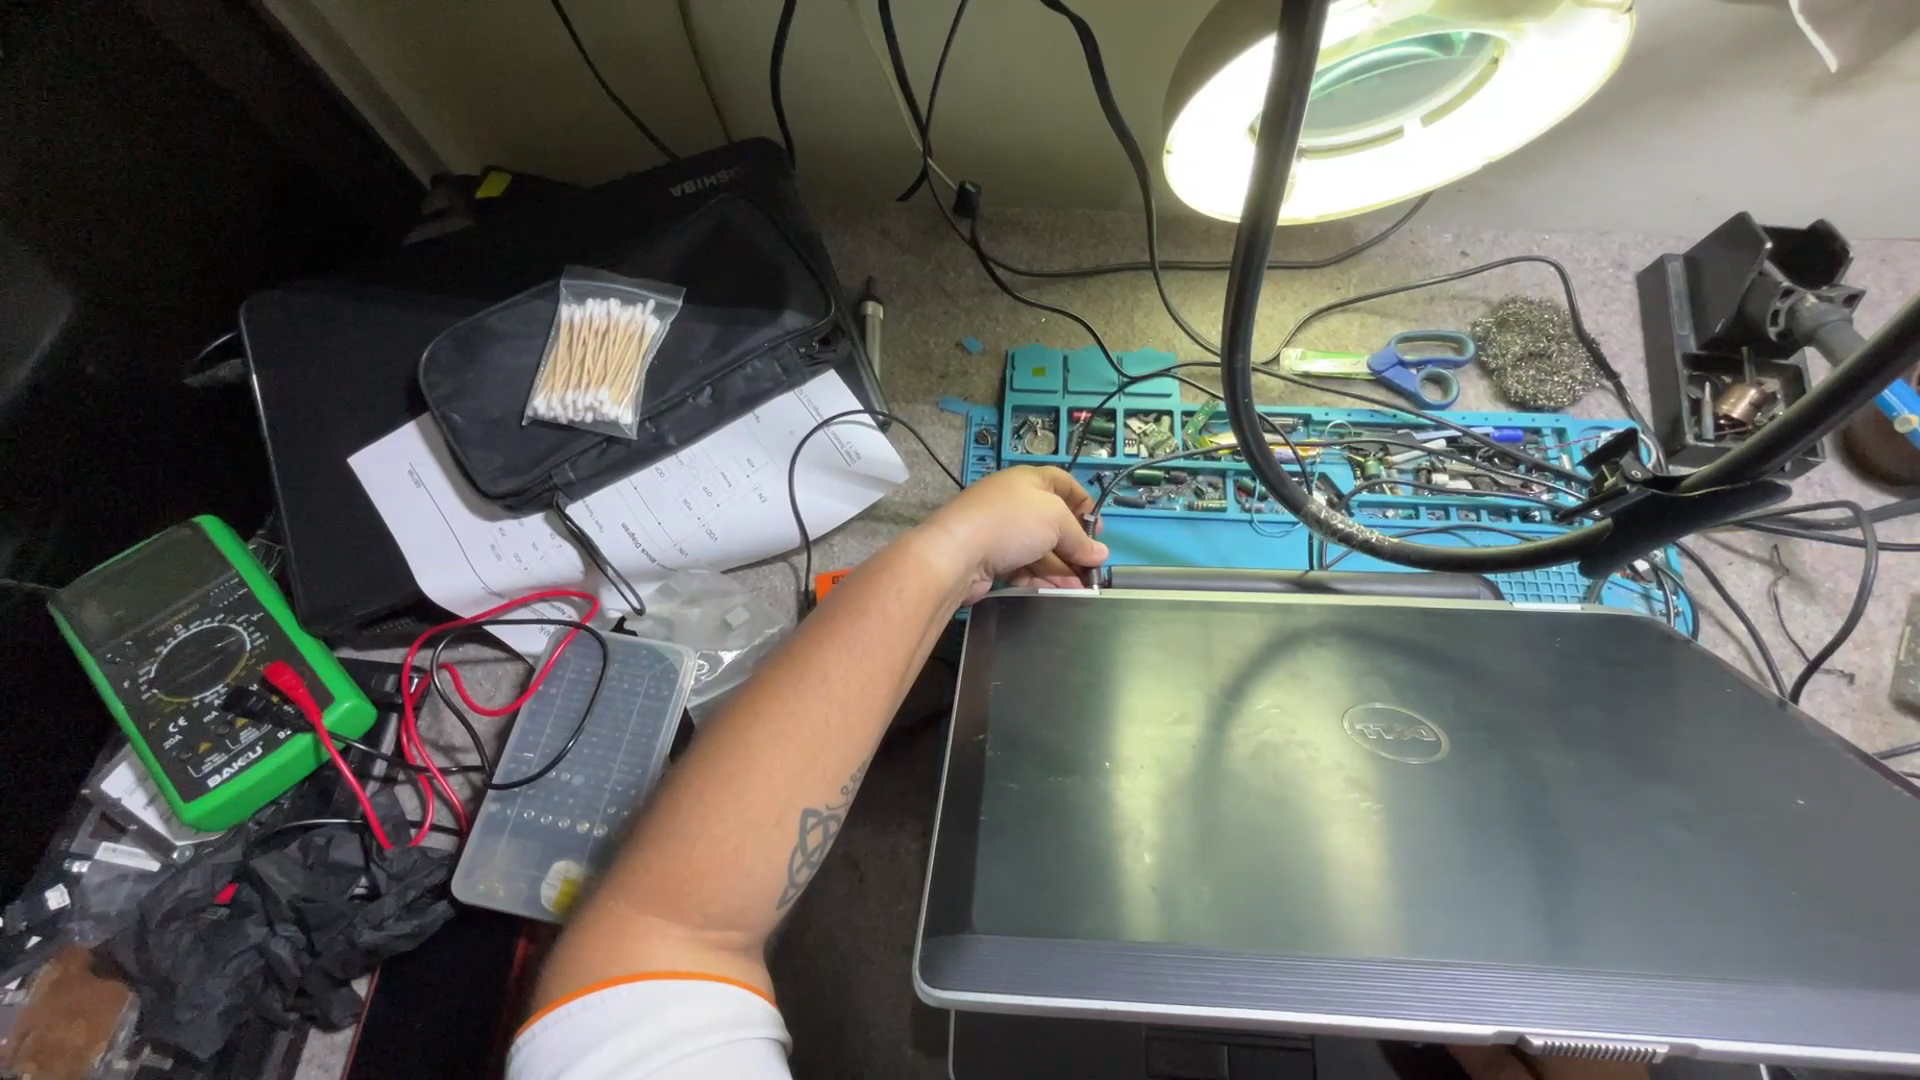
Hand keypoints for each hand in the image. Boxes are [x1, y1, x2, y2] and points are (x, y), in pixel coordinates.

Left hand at [916, 466, 1109, 602]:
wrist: (955, 553)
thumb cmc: (1010, 523)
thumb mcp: (1055, 521)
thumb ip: (1079, 539)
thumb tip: (1100, 554)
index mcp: (1028, 480)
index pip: (1062, 483)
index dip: (1083, 502)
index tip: (1098, 528)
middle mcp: (1014, 503)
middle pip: (1053, 522)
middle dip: (1075, 545)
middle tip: (1094, 567)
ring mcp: (1001, 532)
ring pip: (1040, 549)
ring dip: (1063, 568)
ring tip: (1083, 588)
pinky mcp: (991, 559)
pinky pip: (1024, 567)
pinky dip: (1042, 579)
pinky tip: (1060, 593)